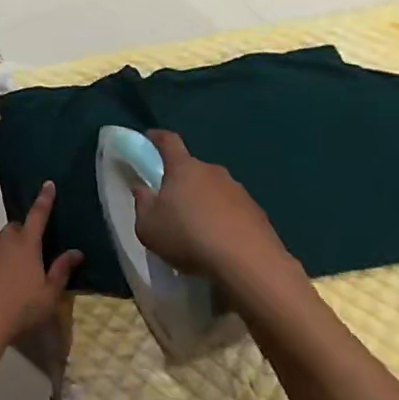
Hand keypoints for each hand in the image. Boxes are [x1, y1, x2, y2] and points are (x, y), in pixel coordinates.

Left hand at [0, 182, 82, 351]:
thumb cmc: (20, 309)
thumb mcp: (49, 295)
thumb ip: (62, 270)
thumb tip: (76, 252)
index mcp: (27, 244)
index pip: (38, 214)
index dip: (45, 199)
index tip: (48, 183)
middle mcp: (4, 241)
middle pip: (15, 230)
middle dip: (23, 236)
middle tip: (30, 257)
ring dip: (5, 252)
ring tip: (9, 278)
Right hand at [131, 130, 297, 299]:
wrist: (246, 261)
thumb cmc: (188, 236)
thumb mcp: (148, 226)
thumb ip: (142, 204)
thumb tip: (143, 189)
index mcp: (184, 168)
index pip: (169, 141)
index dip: (157, 138)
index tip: (150, 138)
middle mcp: (213, 171)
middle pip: (192, 169)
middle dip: (181, 181)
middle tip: (170, 204)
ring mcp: (238, 190)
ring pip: (214, 190)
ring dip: (204, 202)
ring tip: (196, 230)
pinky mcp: (256, 211)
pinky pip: (232, 210)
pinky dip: (223, 220)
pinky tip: (218, 242)